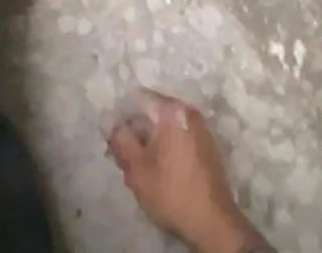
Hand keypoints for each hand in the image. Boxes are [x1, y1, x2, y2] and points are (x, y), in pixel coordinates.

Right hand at [107, 90, 265, 252]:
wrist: (213, 223)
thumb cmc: (171, 191)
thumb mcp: (136, 168)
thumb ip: (120, 139)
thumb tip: (109, 120)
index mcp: (171, 110)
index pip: (137, 98)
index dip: (120, 115)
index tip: (112, 138)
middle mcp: (188, 112)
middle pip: (152, 113)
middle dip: (135, 132)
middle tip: (124, 158)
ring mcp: (200, 130)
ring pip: (164, 128)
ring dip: (149, 143)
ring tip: (139, 170)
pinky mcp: (206, 148)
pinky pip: (178, 139)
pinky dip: (165, 149)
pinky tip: (158, 173)